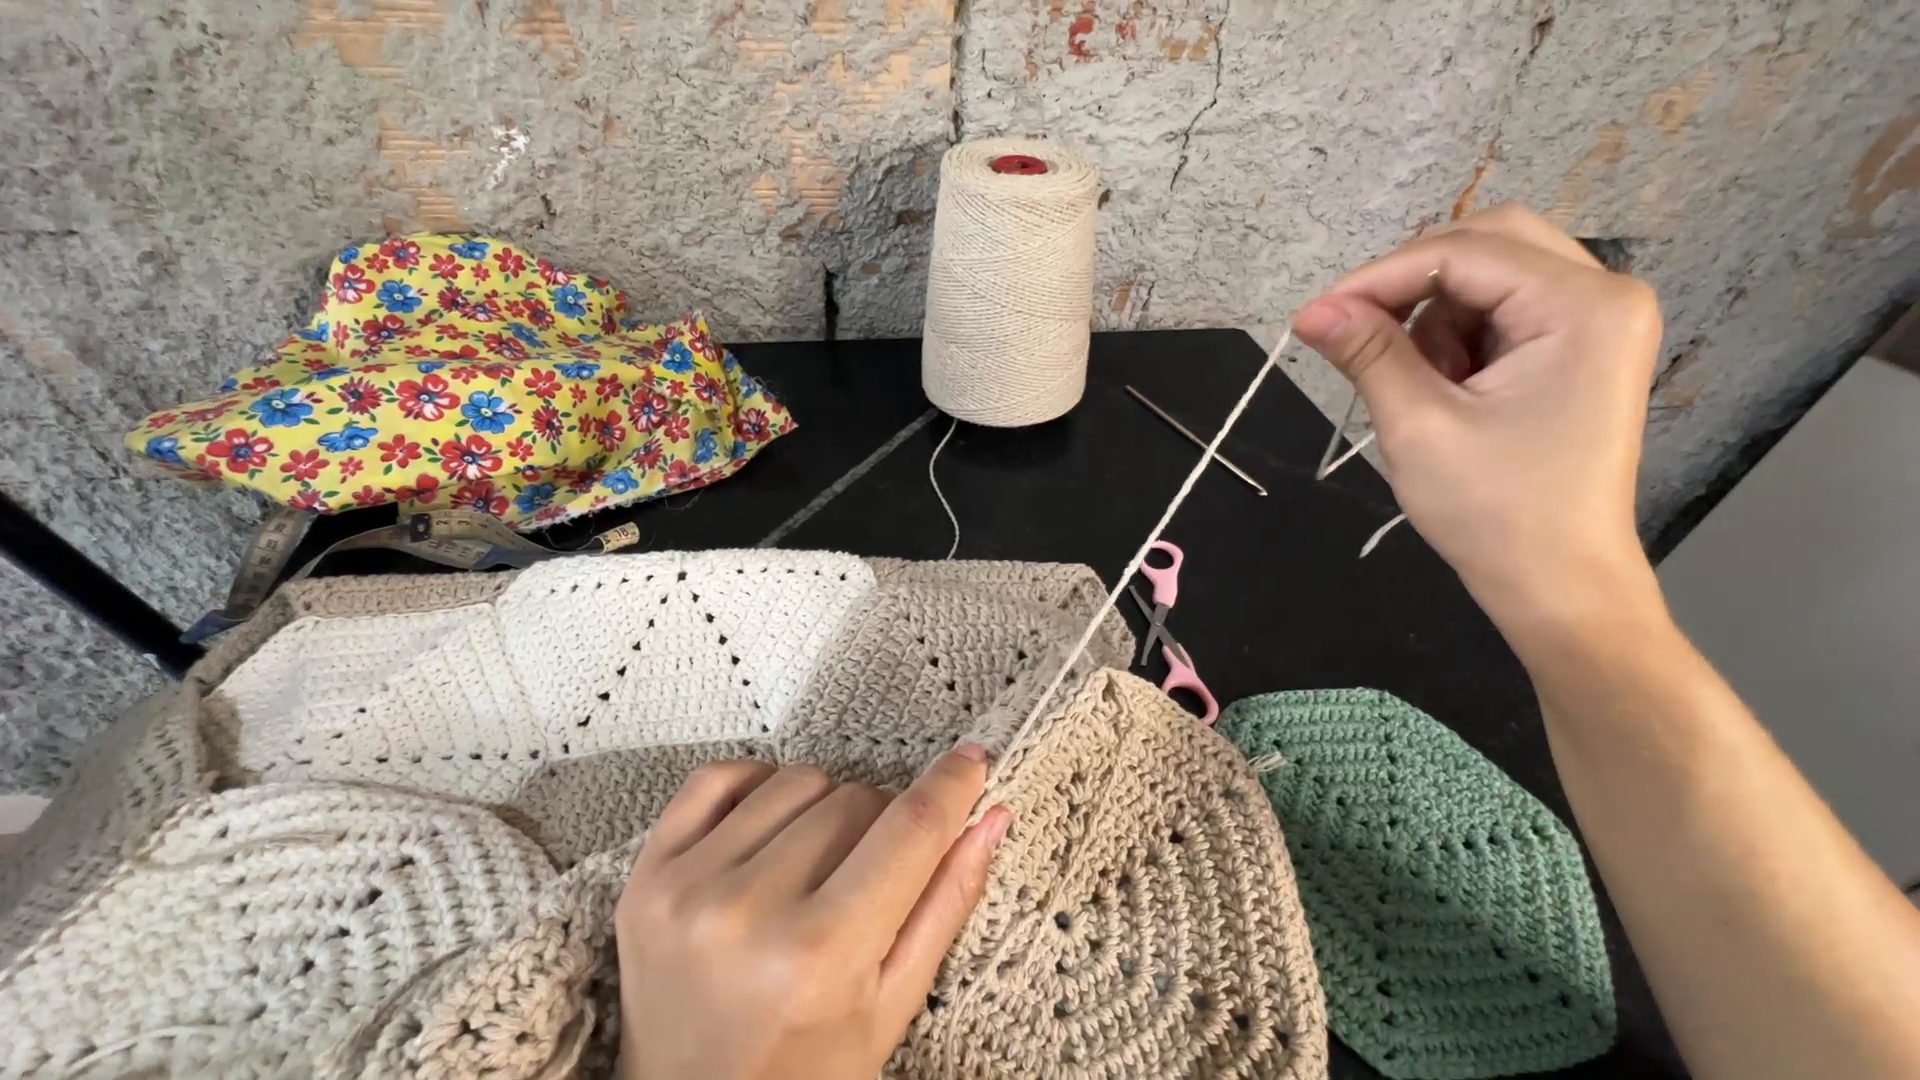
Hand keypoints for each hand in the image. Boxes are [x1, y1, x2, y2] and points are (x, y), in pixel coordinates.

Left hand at [614, 751, 1012, 1079]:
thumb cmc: (807, 1068)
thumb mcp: (893, 1002)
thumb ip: (948, 901)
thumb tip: (991, 813)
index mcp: (821, 957)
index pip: (909, 831)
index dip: (951, 785)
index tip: (974, 760)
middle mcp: (748, 913)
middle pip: (856, 800)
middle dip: (883, 825)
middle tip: (871, 876)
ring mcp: (687, 887)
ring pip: (798, 780)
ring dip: (825, 809)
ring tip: (817, 867)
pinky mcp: (646, 872)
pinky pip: (720, 777)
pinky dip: (759, 787)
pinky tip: (772, 831)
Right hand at [1293, 204, 1665, 629]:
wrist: (1555, 582)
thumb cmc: (1493, 510)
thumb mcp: (1417, 426)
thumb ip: (1368, 353)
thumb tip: (1309, 311)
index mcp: (1582, 306)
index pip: (1462, 253)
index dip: (1379, 278)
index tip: (1314, 315)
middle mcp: (1603, 296)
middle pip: (1488, 244)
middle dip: (1410, 283)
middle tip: (1355, 330)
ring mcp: (1596, 322)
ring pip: (1490, 276)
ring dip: (1433, 316)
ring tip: (1414, 385)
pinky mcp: (1577, 350)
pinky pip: (1500, 312)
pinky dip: (1454, 337)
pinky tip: (1442, 388)